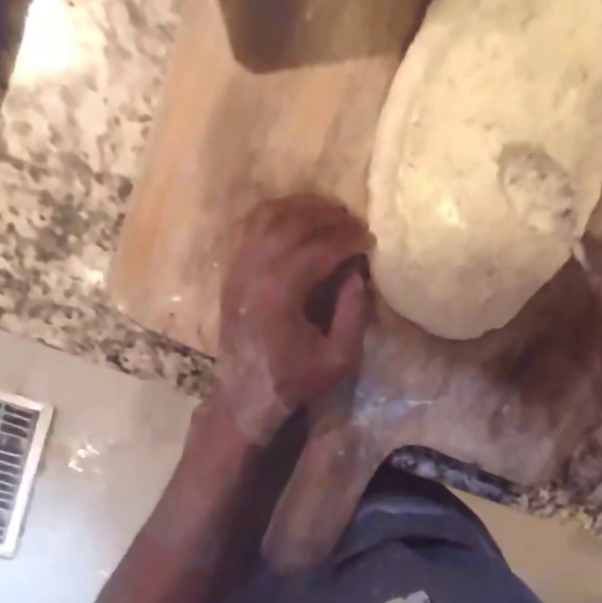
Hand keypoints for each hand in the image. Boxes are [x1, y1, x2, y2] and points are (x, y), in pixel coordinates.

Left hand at [215, 194, 373, 444]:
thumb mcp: (338, 359)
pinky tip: (297, 217)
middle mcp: (253, 271)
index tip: (370, 240)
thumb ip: (353, 313)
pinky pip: (250, 225)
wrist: (245, 395)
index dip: (348, 239)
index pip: (318, 247)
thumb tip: (356, 273)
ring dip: (301, 207)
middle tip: (355, 221)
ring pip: (268, 215)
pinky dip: (275, 213)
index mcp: (279, 293)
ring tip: (330, 211)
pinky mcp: (231, 270)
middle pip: (294, 223)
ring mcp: (237, 267)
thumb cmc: (294, 381)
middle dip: (329, 217)